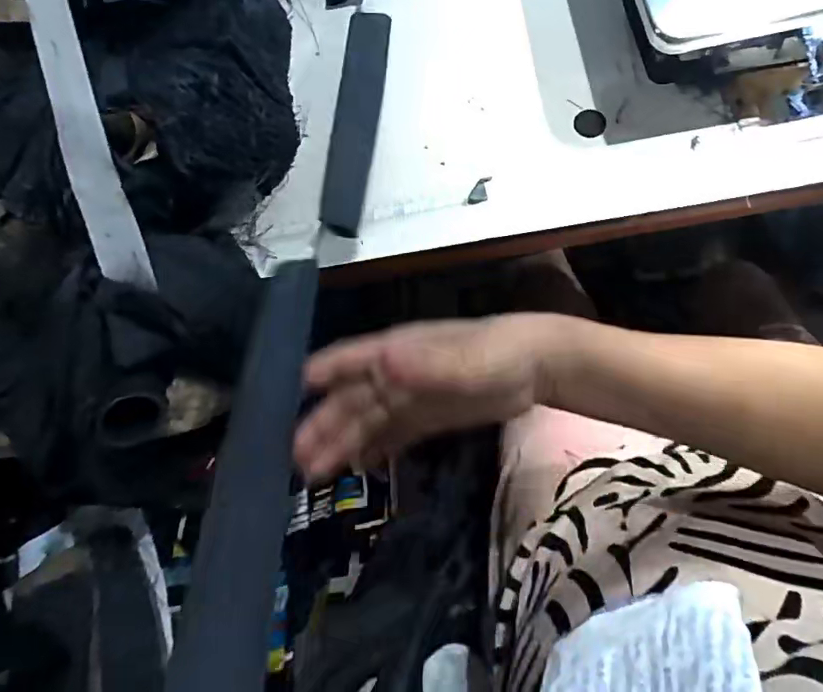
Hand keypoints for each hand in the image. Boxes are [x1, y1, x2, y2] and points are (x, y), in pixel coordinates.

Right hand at [291, 315, 562, 480]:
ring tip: (314, 472)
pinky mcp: (432, 414)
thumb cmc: (496, 353)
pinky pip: (395, 432)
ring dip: (343, 441)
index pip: (350, 360)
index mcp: (400, 350)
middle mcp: (400, 370)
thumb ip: (424, 364)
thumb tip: (380, 364)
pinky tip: (359, 466)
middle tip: (294, 459)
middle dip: (324, 424)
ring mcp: (416, 394)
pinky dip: (375, 447)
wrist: (535, 365)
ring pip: (370, 419)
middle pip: (354, 398)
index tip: (286, 397)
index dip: (320, 374)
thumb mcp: (463, 359)